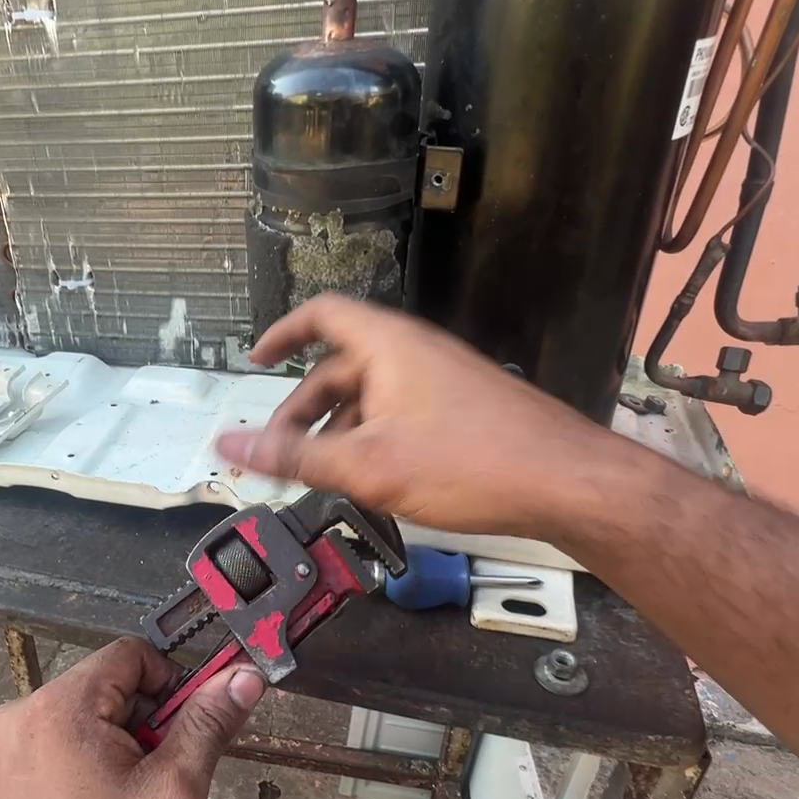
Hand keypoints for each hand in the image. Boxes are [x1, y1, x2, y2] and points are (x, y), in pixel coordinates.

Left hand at [0, 639, 264, 798]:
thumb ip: (207, 728)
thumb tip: (239, 680)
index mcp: (60, 708)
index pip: (131, 655)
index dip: (171, 683)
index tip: (186, 724)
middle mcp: (20, 718)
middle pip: (104, 689)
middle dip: (142, 726)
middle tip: (155, 780)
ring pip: (79, 724)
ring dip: (111, 752)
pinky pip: (48, 753)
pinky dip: (77, 773)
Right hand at [215, 294, 649, 539]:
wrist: (568, 484)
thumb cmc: (470, 463)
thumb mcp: (367, 464)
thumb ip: (294, 455)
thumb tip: (230, 444)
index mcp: (387, 346)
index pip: (321, 315)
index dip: (282, 332)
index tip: (256, 358)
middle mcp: (412, 353)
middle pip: (339, 365)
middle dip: (303, 406)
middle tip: (280, 450)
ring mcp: (440, 380)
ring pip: (369, 395)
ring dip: (336, 428)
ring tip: (322, 474)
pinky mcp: (460, 408)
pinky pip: (398, 412)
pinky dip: (370, 437)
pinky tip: (370, 479)